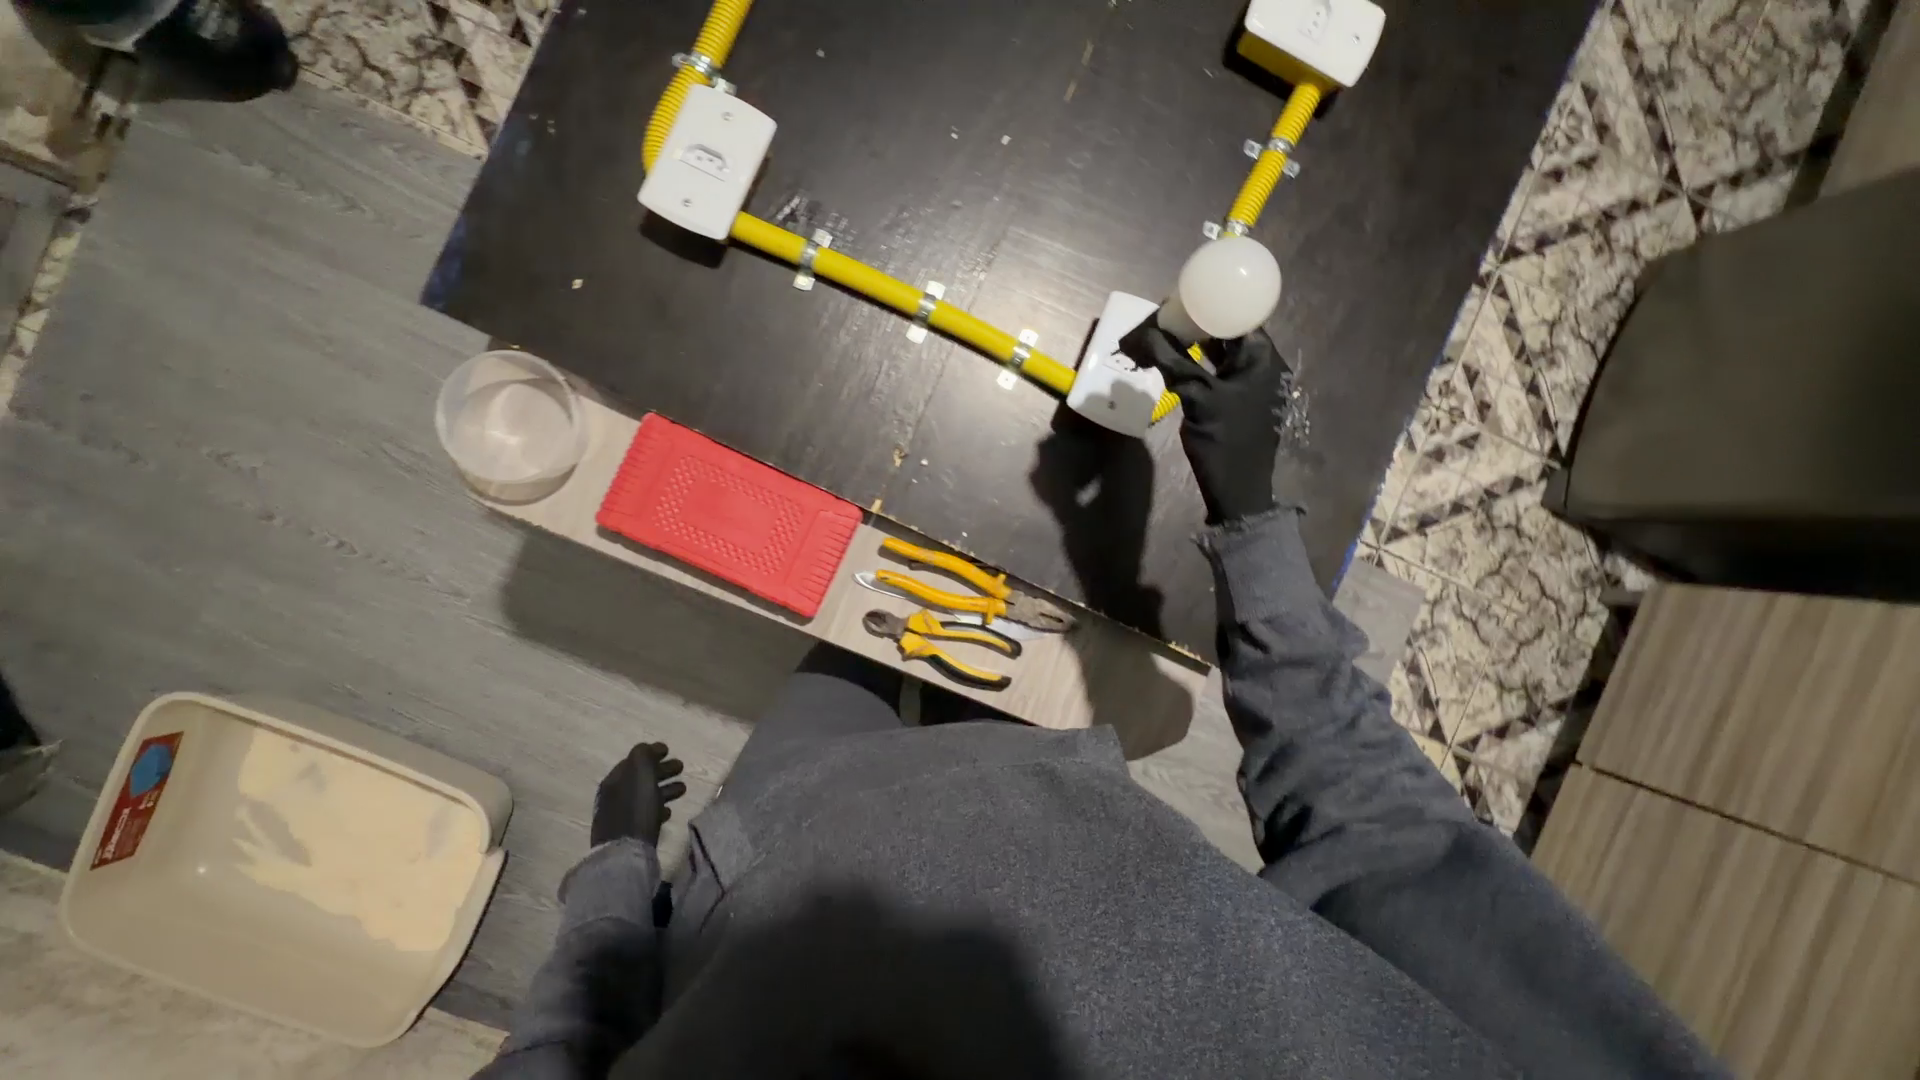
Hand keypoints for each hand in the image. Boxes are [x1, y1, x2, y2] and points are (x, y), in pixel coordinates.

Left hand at [590, 742, 685, 847]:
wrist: (624, 851)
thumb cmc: (636, 807)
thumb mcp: (640, 773)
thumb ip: (644, 755)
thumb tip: (648, 748)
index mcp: (615, 779)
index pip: (634, 760)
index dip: (652, 753)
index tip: (669, 750)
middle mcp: (614, 795)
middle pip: (641, 777)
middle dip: (661, 771)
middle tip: (681, 768)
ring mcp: (619, 815)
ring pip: (645, 796)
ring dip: (664, 789)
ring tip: (683, 789)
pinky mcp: (627, 833)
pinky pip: (645, 814)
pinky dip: (658, 808)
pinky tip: (668, 812)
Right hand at [1120, 321, 1285, 524]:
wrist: (1238, 492)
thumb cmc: (1224, 441)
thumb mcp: (1197, 397)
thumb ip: (1172, 361)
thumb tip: (1142, 332)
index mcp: (1263, 359)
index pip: (1239, 316)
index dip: (1209, 305)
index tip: (1180, 300)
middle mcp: (1262, 367)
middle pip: (1228, 333)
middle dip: (1197, 325)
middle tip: (1165, 319)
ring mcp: (1251, 387)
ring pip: (1220, 355)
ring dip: (1193, 346)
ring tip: (1163, 337)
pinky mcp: (1238, 403)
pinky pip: (1216, 373)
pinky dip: (1196, 366)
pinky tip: (1173, 364)